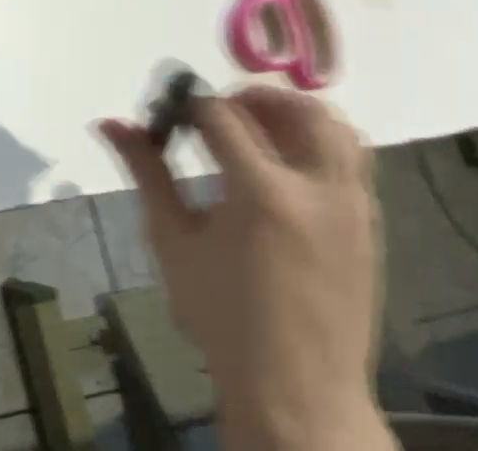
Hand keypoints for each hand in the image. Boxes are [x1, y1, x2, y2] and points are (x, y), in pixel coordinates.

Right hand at [100, 87, 391, 450]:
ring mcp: (354, 207)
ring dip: (292, 116)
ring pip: (338, 131)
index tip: (162, 110)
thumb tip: (109, 122)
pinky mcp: (368, 225)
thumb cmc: (216, 308)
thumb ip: (147, 171)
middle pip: (300, 110)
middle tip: (212, 110)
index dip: (188, 103)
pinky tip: (277, 168)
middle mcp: (318, 189)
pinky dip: (315, 145)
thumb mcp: (170, 236)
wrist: (295, 379)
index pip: (223, 117)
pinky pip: (350, 163)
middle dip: (252, 97)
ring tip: (249, 130)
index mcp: (262, 192)